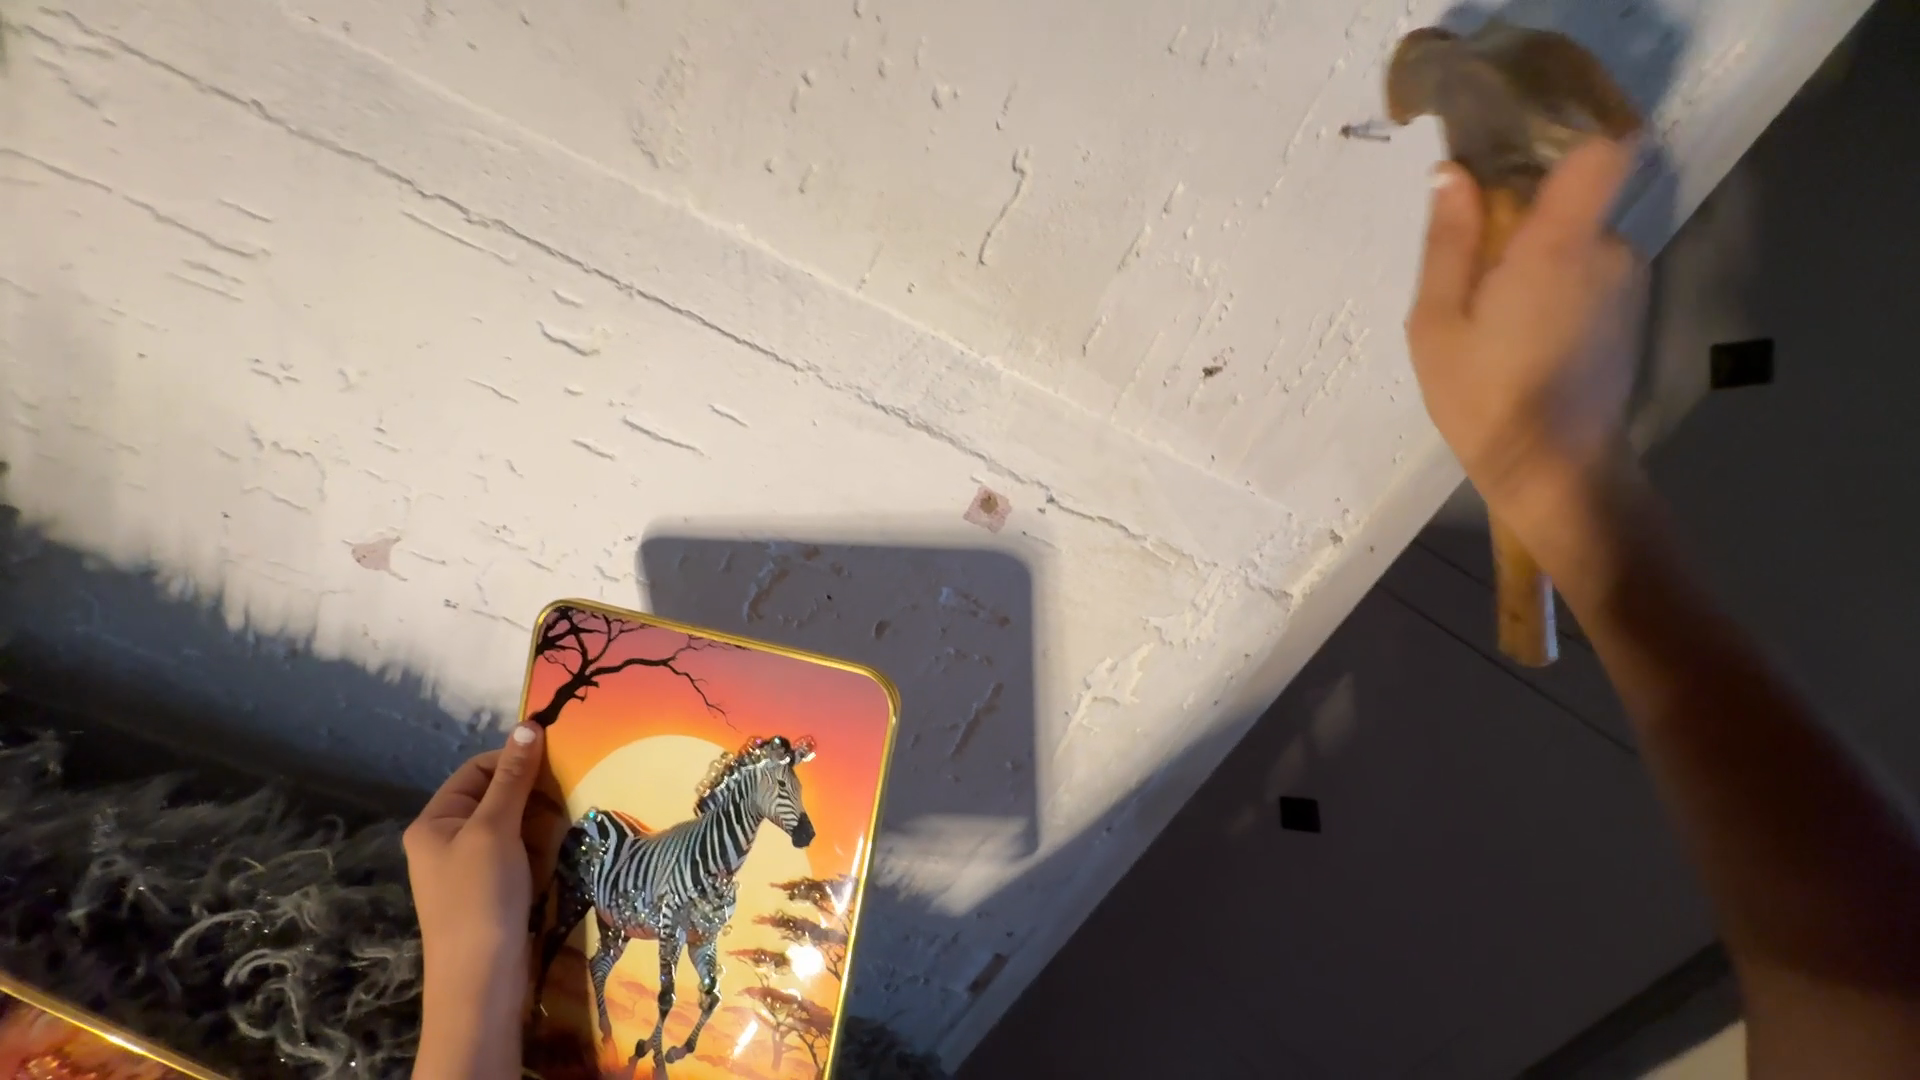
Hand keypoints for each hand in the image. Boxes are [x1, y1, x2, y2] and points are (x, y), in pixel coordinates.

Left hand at [405, 723, 564, 1078]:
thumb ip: (514, 778)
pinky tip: (555, 855)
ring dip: (541, 821)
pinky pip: (520, 849)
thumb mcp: (496, 829)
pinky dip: (540, 846)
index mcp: (435, 820)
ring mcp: (470, 864)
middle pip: (498, 793)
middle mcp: (448, 837)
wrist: (481, 980)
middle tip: (565, 798)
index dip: (517, 760)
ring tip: (561, 830)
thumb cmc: (480, 896)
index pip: (479, 769)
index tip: (559, 762)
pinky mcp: (492, 886)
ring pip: (515, 821)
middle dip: (534, 794)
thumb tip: (528, 724)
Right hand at [1406, 138, 1645, 529]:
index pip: (1597, 150)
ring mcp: (1627, 278)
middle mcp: (1608, 249)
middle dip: (1520, 222)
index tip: (1505, 171)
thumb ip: (1449, 245)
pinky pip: (1586, 270)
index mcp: (1558, 246)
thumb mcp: (1437, 324)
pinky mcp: (1629, 306)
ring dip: (1533, 260)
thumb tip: (1451, 175)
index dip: (1557, 145)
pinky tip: (1519, 337)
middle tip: (1469, 281)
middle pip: (1573, 198)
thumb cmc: (1480, 396)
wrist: (1552, 465)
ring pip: (1576, 238)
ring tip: (1489, 320)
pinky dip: (1551, 286)